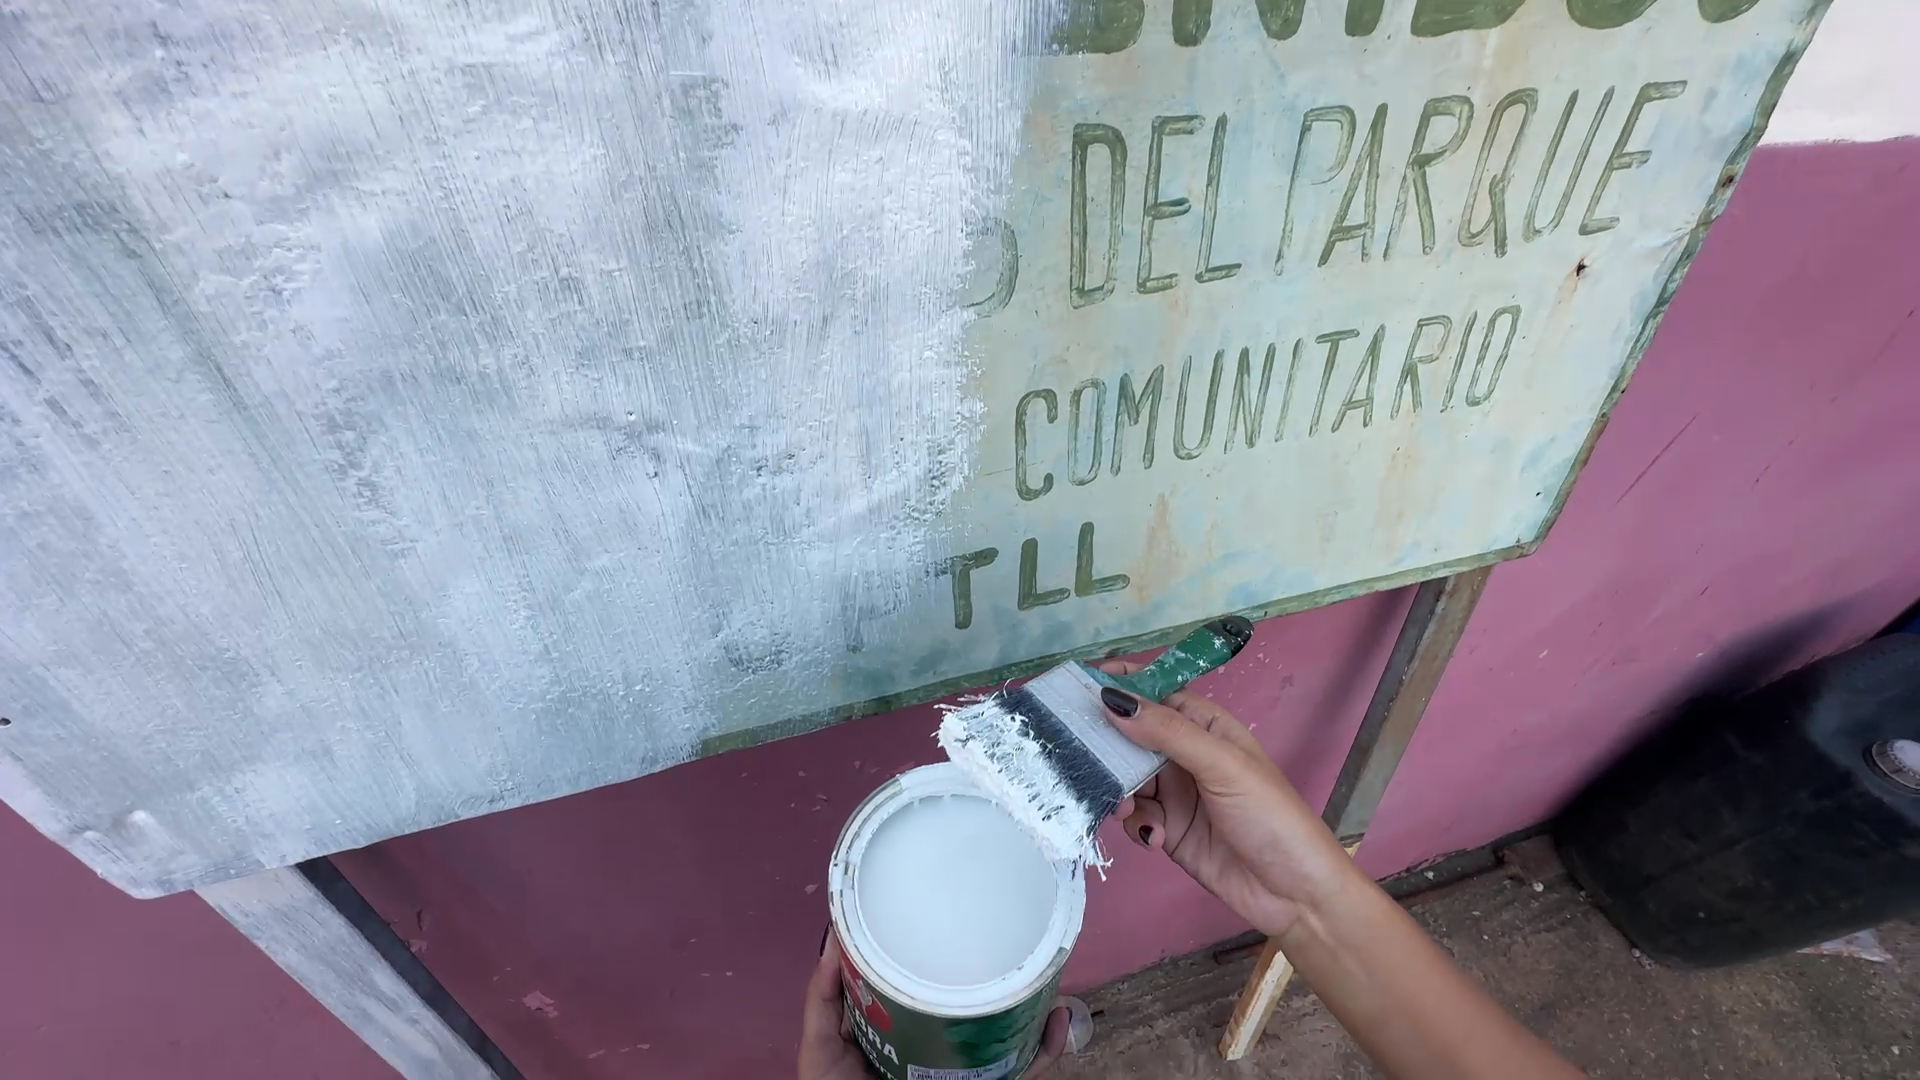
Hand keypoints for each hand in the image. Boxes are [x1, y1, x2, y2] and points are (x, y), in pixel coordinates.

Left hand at [799, 931, 1073, 1078]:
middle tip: (1013, 941)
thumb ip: (823, 1000)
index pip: (928, 987)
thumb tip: (834, 940)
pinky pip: (1022, 1071)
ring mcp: (964, 1072)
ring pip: (1007, 1035)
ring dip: (1032, 1007)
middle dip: (999, 977)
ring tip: (1045, 978)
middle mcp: (939, 1049)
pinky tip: (1056, 1021)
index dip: (943, 956)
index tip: (955, 923)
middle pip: (976, 1006)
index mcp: (902, 1032)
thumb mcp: (820, 1050)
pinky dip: (1045, 1050)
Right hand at [1100, 662, 1357, 938]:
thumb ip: (1167, 732)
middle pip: (1129, 735)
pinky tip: (1154, 837)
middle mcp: (1182, 753)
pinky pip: (1132, 814)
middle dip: (1105, 742)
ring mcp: (1172, 792)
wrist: (1295, 895)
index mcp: (1203, 725)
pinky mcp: (1165, 828)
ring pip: (1124, 776)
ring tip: (1126, 807)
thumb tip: (1112, 700)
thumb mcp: (1222, 766)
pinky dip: (1135, 823)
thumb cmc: (1270, 816)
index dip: (1120, 684)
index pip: (1154, 692)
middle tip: (1074, 749)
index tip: (1077, 680)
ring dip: (1118, 789)